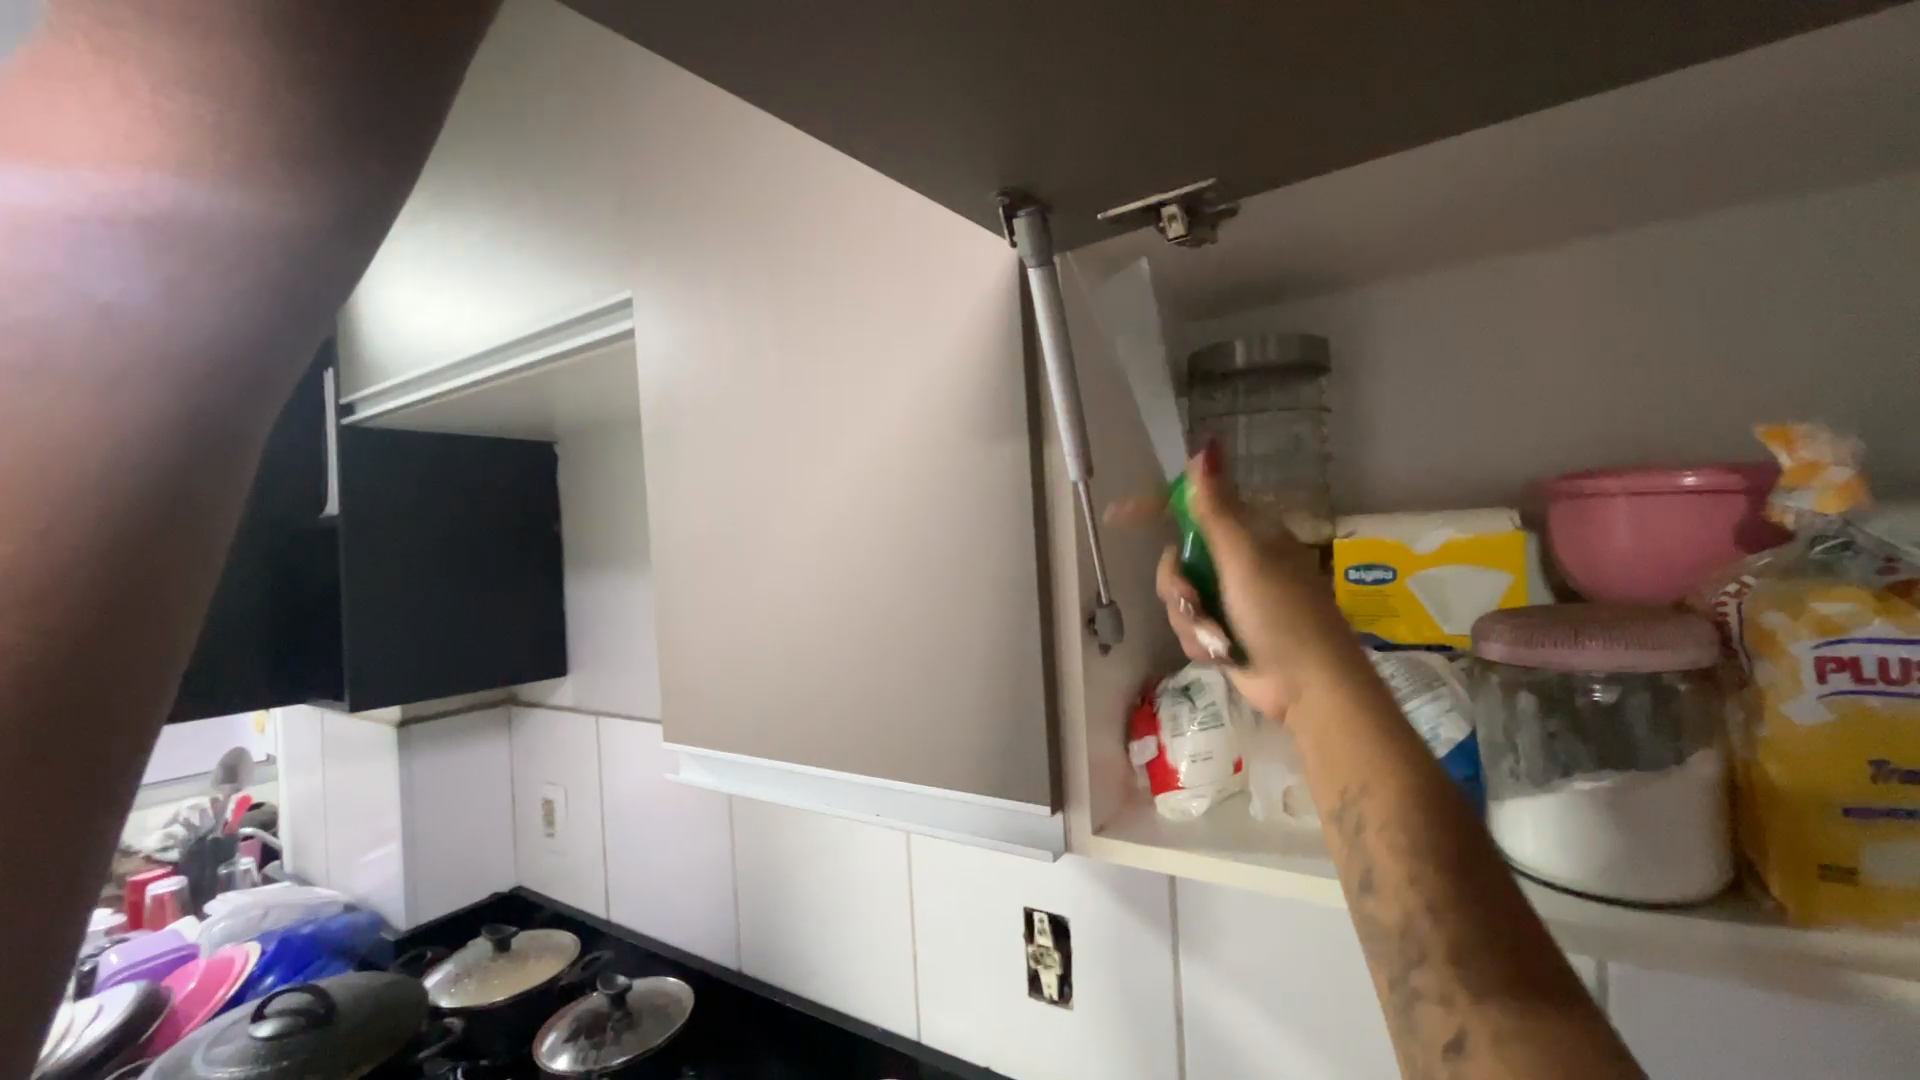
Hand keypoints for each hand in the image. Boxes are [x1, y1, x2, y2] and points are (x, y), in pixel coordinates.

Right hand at [1151, 446, 1358, 719]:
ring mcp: (1229, 598)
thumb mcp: (1244, 556)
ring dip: (1191, 621)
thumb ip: (1215, 507)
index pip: (1191, 507)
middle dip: (1178, 586)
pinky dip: (1201, 642)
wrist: (1307, 685)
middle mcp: (1235, 561)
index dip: (1153, 509)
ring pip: (1177, 599)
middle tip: (1195, 600)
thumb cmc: (1281, 613)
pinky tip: (1224, 654)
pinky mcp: (1224, 632)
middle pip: (1175, 560)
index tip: (1117, 518)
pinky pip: (1188, 628)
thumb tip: (1204, 447)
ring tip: (1219, 638)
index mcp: (1247, 534)